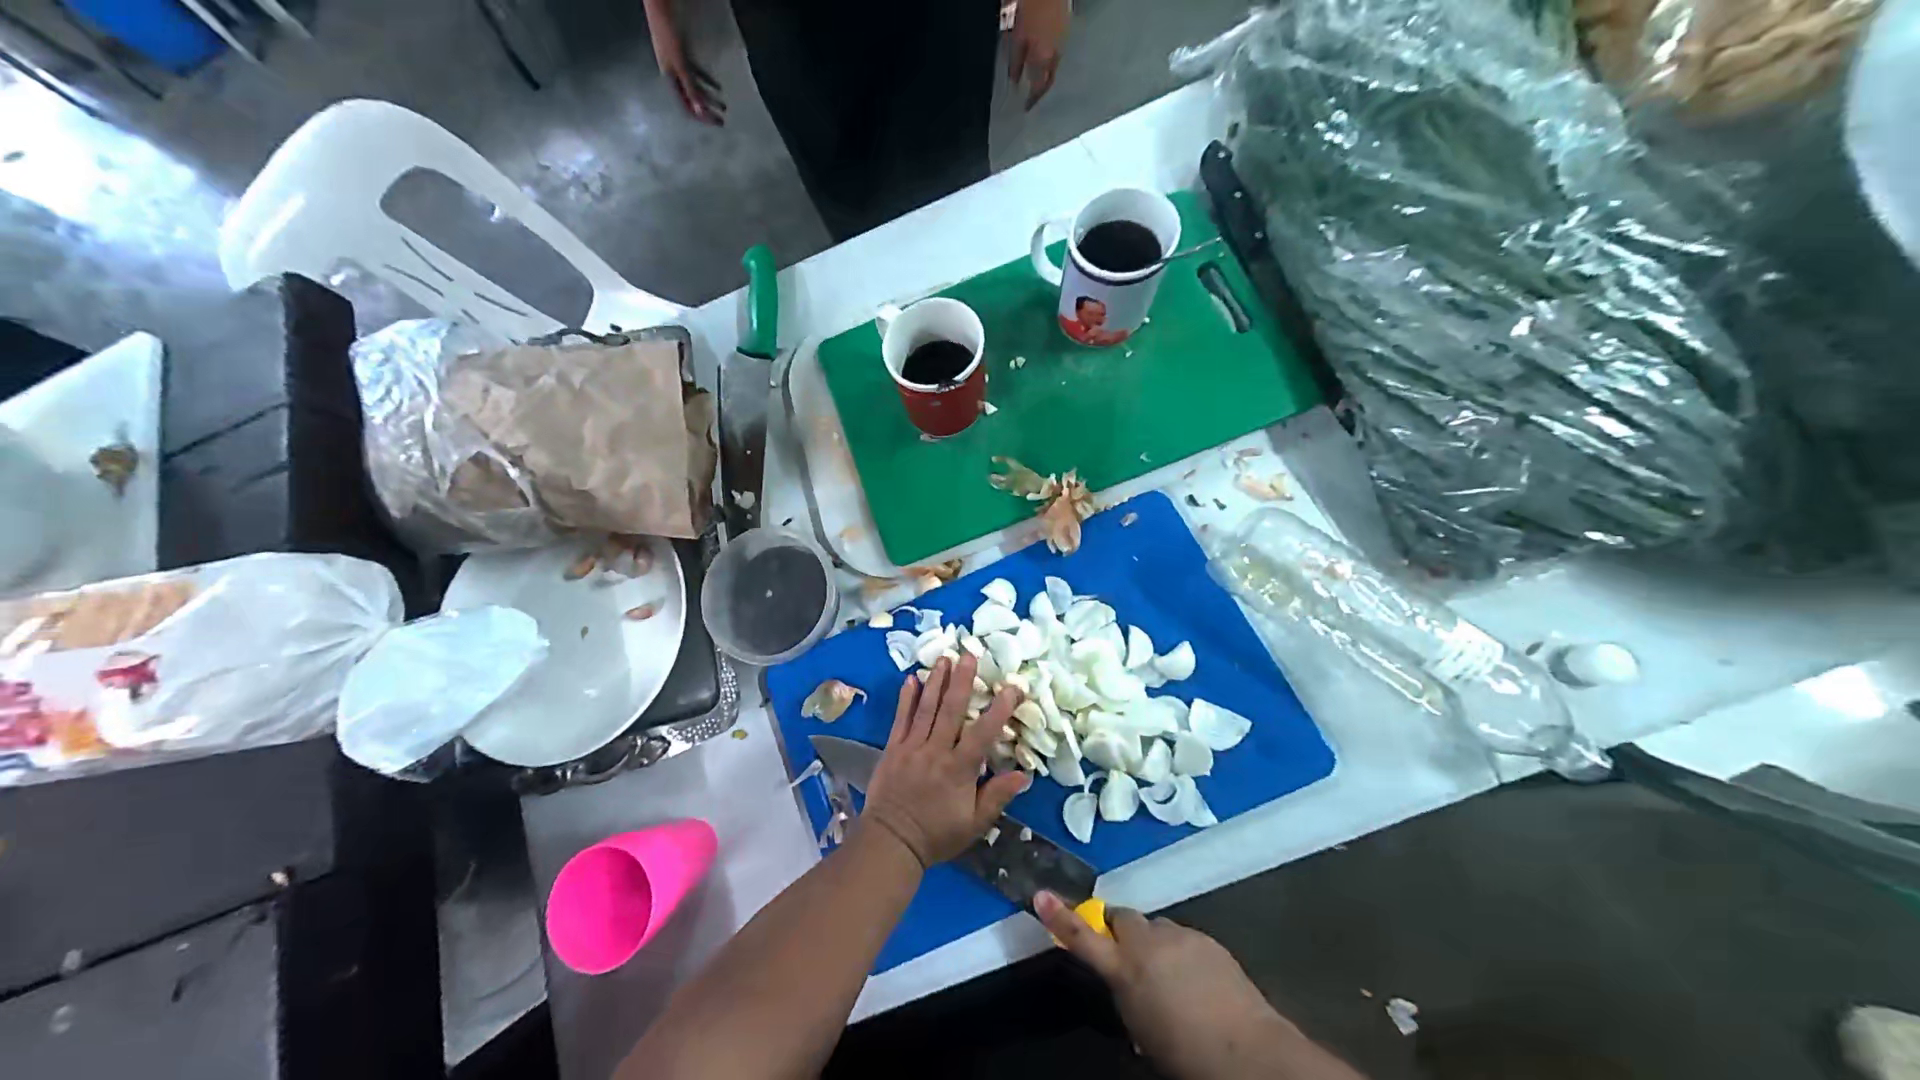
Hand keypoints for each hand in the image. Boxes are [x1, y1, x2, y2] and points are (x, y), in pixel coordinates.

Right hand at [646, 3, 723, 124]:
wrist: (659, 6)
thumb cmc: (668, 35)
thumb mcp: (680, 64)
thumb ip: (691, 88)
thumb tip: (701, 113)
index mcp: (670, 81)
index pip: (687, 107)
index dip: (702, 117)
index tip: (717, 124)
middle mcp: (673, 77)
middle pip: (692, 100)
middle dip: (708, 111)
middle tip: (723, 120)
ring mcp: (677, 66)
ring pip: (695, 88)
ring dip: (710, 98)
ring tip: (723, 106)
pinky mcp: (682, 56)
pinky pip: (696, 74)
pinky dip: (706, 82)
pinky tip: (718, 88)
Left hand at [861, 656, 1029, 868]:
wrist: (890, 842)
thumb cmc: (936, 835)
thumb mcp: (974, 824)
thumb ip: (997, 796)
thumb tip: (1022, 773)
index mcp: (959, 770)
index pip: (983, 733)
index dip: (998, 710)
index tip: (1011, 687)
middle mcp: (936, 751)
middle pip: (951, 710)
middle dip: (962, 681)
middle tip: (970, 654)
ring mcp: (911, 747)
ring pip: (926, 708)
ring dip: (936, 681)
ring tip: (944, 658)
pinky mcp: (892, 748)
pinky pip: (901, 719)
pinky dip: (906, 698)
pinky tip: (911, 679)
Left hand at [1008, 0, 1070, 108]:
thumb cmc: (1030, 8)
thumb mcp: (1018, 35)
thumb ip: (1016, 60)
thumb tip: (1015, 80)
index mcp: (1043, 59)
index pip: (1038, 88)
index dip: (1032, 100)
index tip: (1026, 109)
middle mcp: (1056, 56)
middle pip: (1049, 81)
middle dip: (1040, 91)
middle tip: (1032, 98)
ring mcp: (1063, 43)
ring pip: (1054, 67)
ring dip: (1045, 76)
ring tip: (1036, 80)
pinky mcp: (1066, 32)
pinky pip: (1058, 54)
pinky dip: (1049, 61)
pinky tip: (1043, 59)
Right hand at [1036, 895, 1367, 1079]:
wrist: (1250, 1053)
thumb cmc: (1186, 1055)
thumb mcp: (1143, 1031)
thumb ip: (1128, 999)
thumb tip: (1130, 989)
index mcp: (1125, 972)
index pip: (1083, 938)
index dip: (1059, 917)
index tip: (1040, 894)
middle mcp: (1148, 944)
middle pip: (1123, 918)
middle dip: (1120, 930)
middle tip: (1129, 957)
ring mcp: (1179, 936)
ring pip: (1156, 928)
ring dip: (1154, 944)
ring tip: (1172, 978)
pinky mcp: (1206, 939)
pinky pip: (1183, 939)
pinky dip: (1182, 953)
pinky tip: (1199, 982)